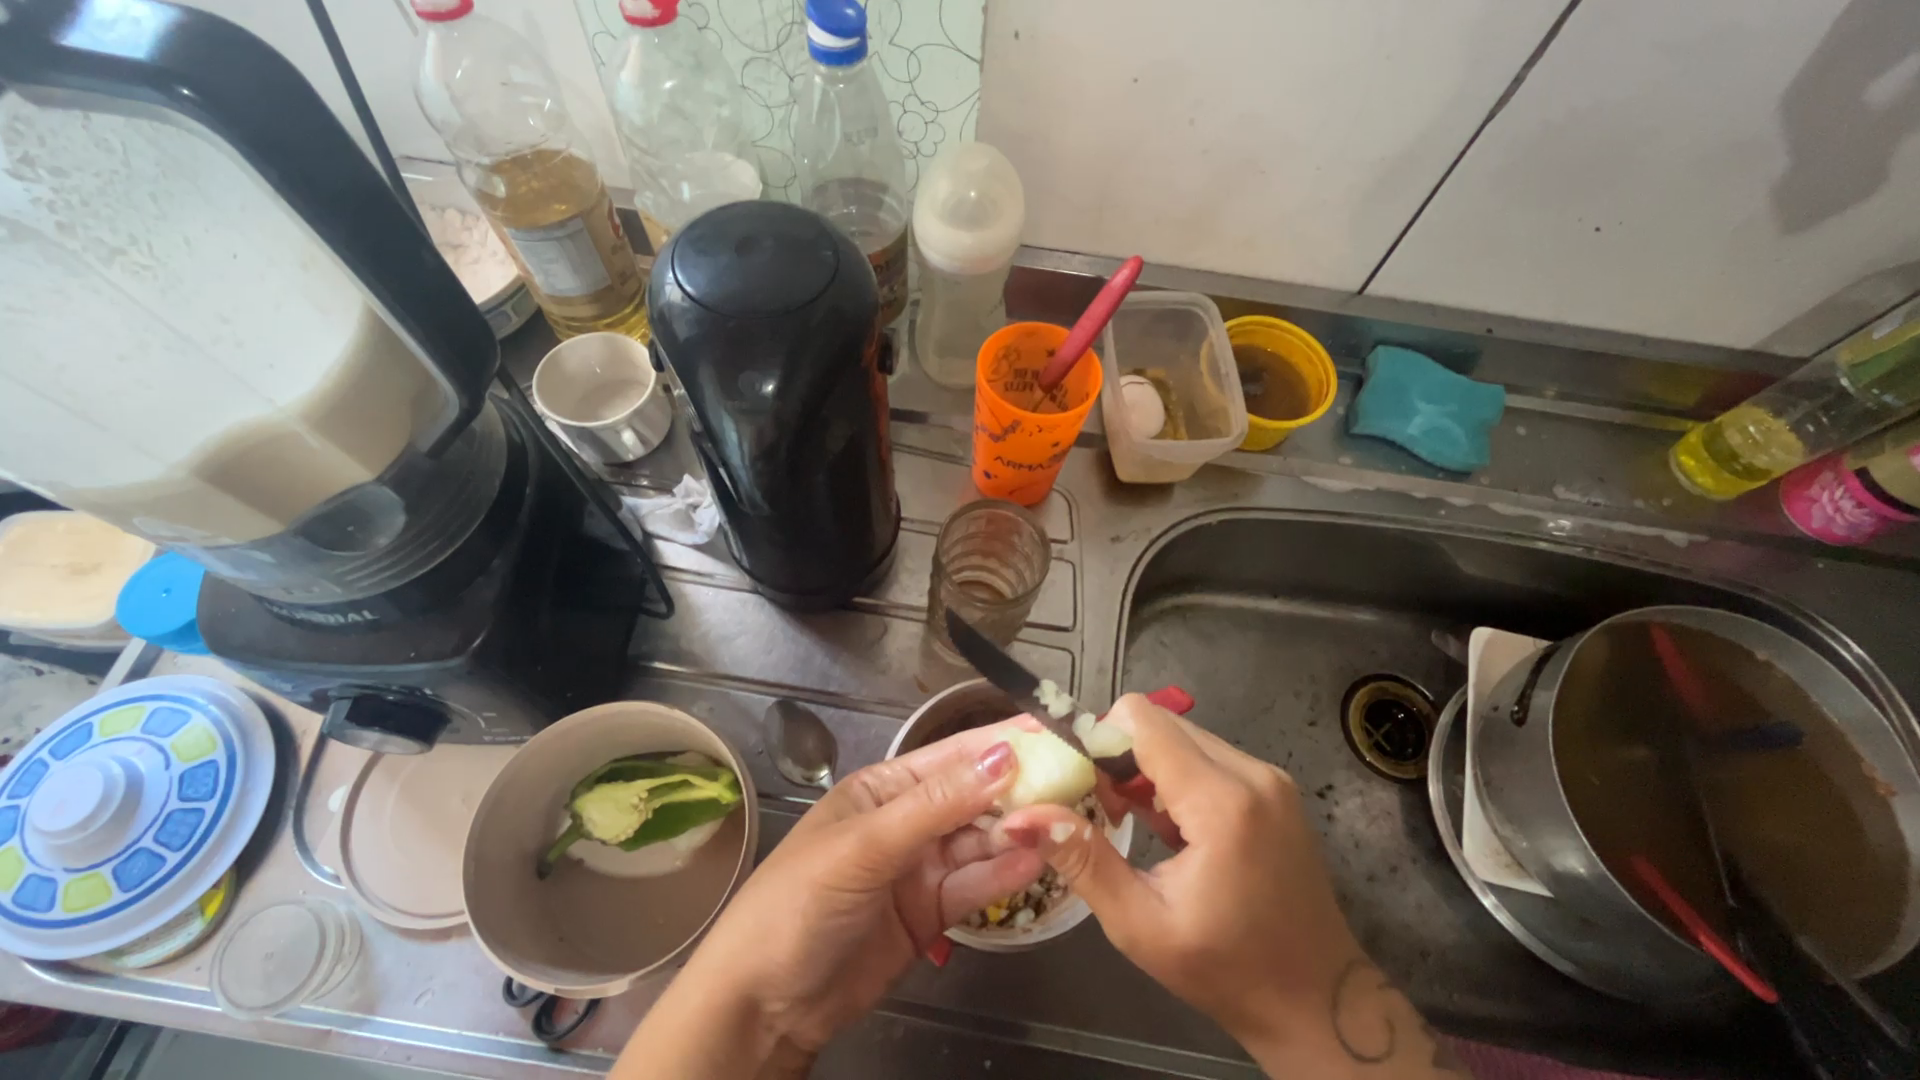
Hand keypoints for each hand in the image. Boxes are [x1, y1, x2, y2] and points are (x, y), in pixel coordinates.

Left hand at [616, 720, 1044, 1078]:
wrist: (764, 1003)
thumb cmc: (800, 903)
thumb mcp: (865, 846)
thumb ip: (936, 805)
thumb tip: (1003, 756)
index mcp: (884, 789)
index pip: (952, 756)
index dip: (1002, 743)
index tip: (1055, 731)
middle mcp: (907, 821)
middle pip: (974, 798)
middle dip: (1020, 790)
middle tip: (1077, 783)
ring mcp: (921, 868)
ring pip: (981, 842)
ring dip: (1019, 833)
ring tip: (1066, 824)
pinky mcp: (931, 912)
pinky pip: (975, 885)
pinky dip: (1005, 874)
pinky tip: (1037, 862)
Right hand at [1001, 695, 1467, 1077]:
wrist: (1319, 1001)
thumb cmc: (1227, 971)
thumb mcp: (1140, 925)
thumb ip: (1081, 860)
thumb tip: (1020, 817)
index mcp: (1222, 800)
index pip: (1142, 719)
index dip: (1098, 740)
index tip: (1081, 786)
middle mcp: (1251, 773)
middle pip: (1161, 724)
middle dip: (1120, 757)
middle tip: (1107, 814)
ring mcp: (1268, 779)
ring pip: (1183, 738)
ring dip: (1147, 769)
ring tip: (1139, 827)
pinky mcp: (1273, 791)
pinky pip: (1209, 758)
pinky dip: (1178, 779)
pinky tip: (1172, 830)